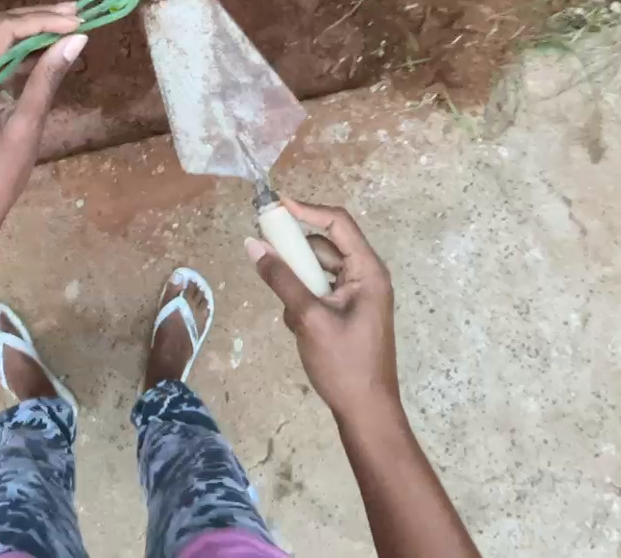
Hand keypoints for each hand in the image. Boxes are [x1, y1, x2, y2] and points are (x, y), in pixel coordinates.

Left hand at [0, 4, 85, 239]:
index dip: (43, 21)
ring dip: (24, 30)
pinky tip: (41, 48)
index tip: (79, 20)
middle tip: (76, 14)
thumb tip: (76, 40)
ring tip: (64, 24)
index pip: (3, 30)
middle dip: (34, 18)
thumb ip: (47, 78)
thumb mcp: (26, 128)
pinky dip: (11, 50)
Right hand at [246, 198, 400, 423]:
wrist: (366, 413)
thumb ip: (281, 278)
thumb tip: (252, 244)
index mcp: (368, 271)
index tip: (274, 206)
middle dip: (295, 249)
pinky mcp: (345, 310)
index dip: (306, 210)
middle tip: (265, 249)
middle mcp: (365, 276)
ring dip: (296, 278)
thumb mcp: (308, 317)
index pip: (337, 223)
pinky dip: (301, 296)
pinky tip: (296, 322)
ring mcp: (356, 294)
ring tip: (286, 302)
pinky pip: (317, 287)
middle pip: (324, 244)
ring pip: (316, 267)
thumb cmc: (344, 364)